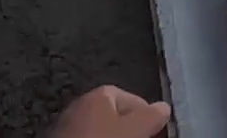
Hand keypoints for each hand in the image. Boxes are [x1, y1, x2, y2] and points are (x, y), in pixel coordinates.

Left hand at [52, 85, 170, 137]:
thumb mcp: (135, 128)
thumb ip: (152, 115)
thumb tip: (164, 108)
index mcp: (100, 93)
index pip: (134, 100)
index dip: (146, 118)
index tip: (151, 133)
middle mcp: (80, 104)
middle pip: (114, 116)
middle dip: (126, 128)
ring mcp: (63, 127)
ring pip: (96, 131)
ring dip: (108, 136)